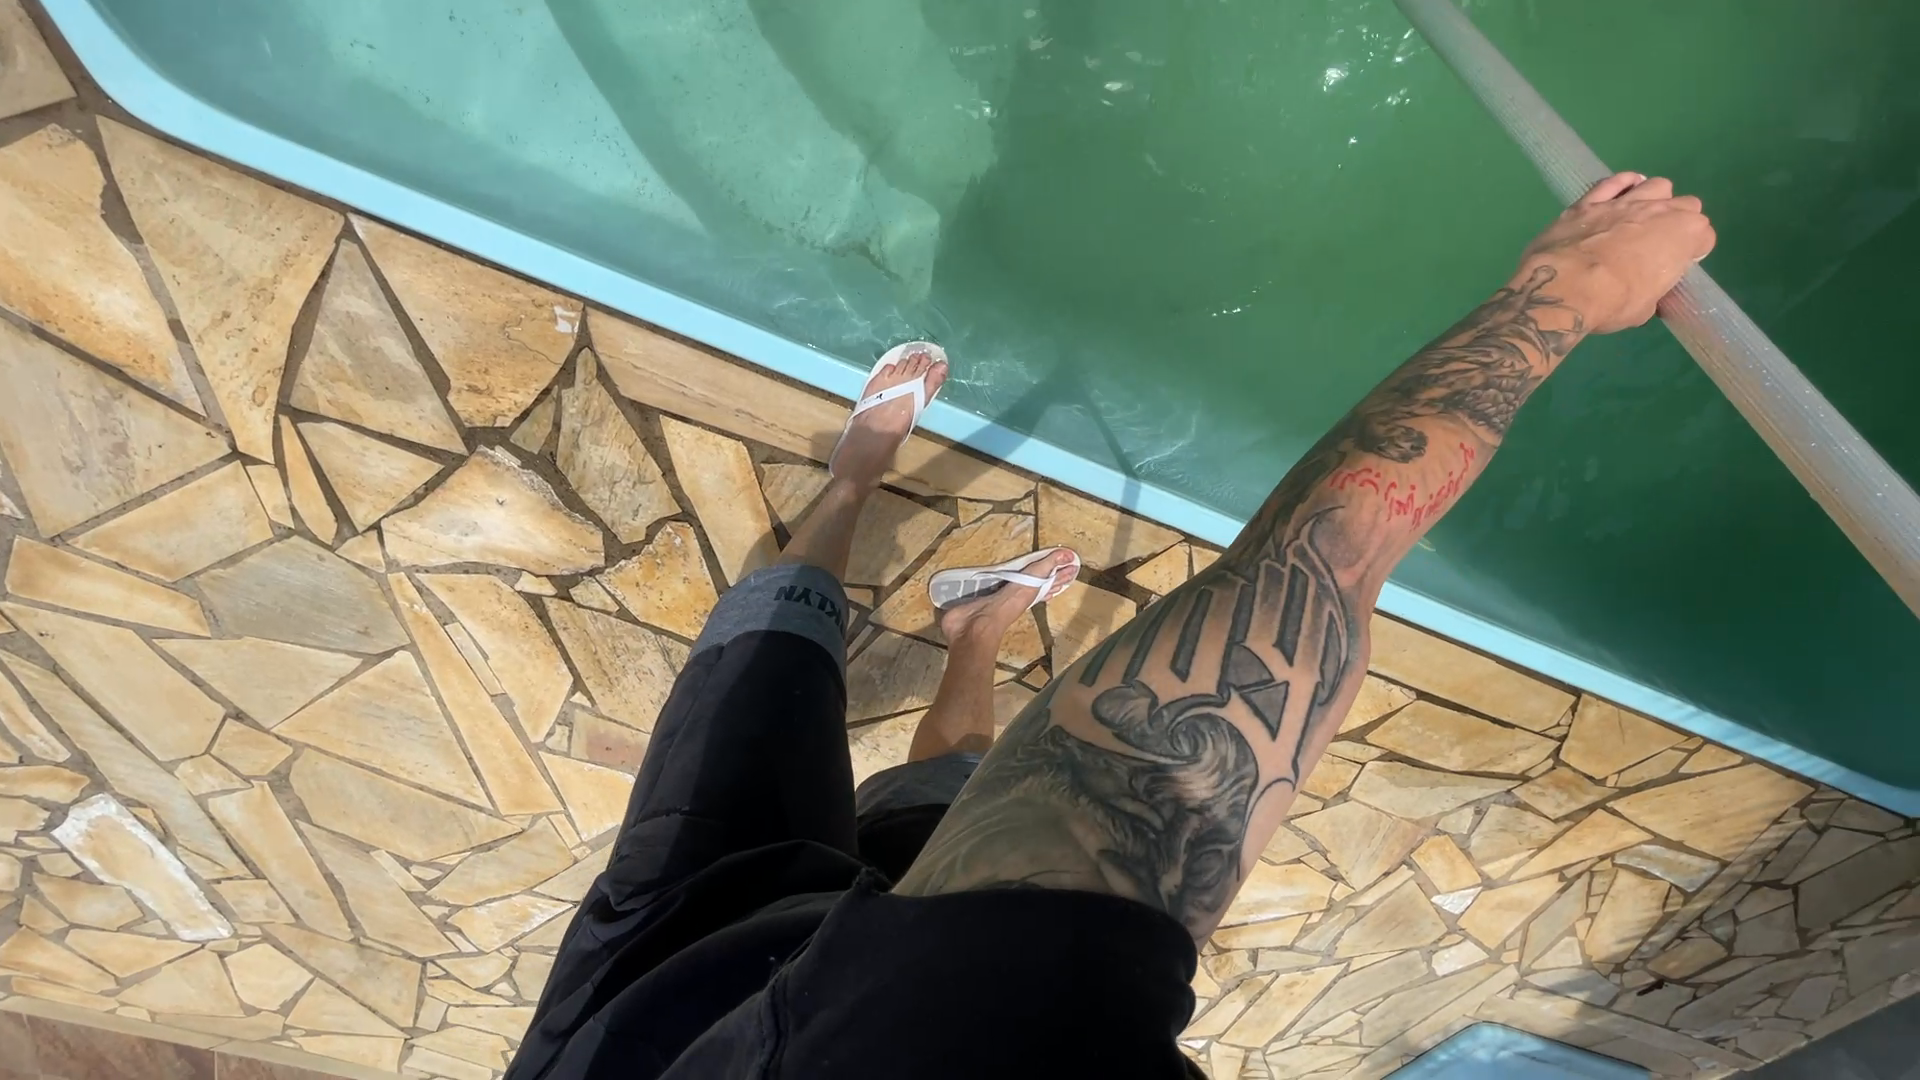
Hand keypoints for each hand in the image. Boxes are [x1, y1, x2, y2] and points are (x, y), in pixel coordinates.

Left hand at [1516, 171, 1715, 334]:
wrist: (1563, 289)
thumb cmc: (1611, 303)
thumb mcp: (1642, 309)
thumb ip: (1651, 295)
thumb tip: (1647, 299)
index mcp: (1687, 234)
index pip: (1702, 238)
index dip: (1689, 252)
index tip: (1673, 265)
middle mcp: (1662, 210)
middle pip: (1683, 207)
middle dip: (1673, 222)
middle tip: (1653, 243)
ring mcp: (1623, 203)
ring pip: (1654, 187)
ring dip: (1651, 199)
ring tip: (1637, 217)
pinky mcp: (1586, 204)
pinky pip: (1610, 183)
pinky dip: (1618, 184)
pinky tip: (1618, 191)